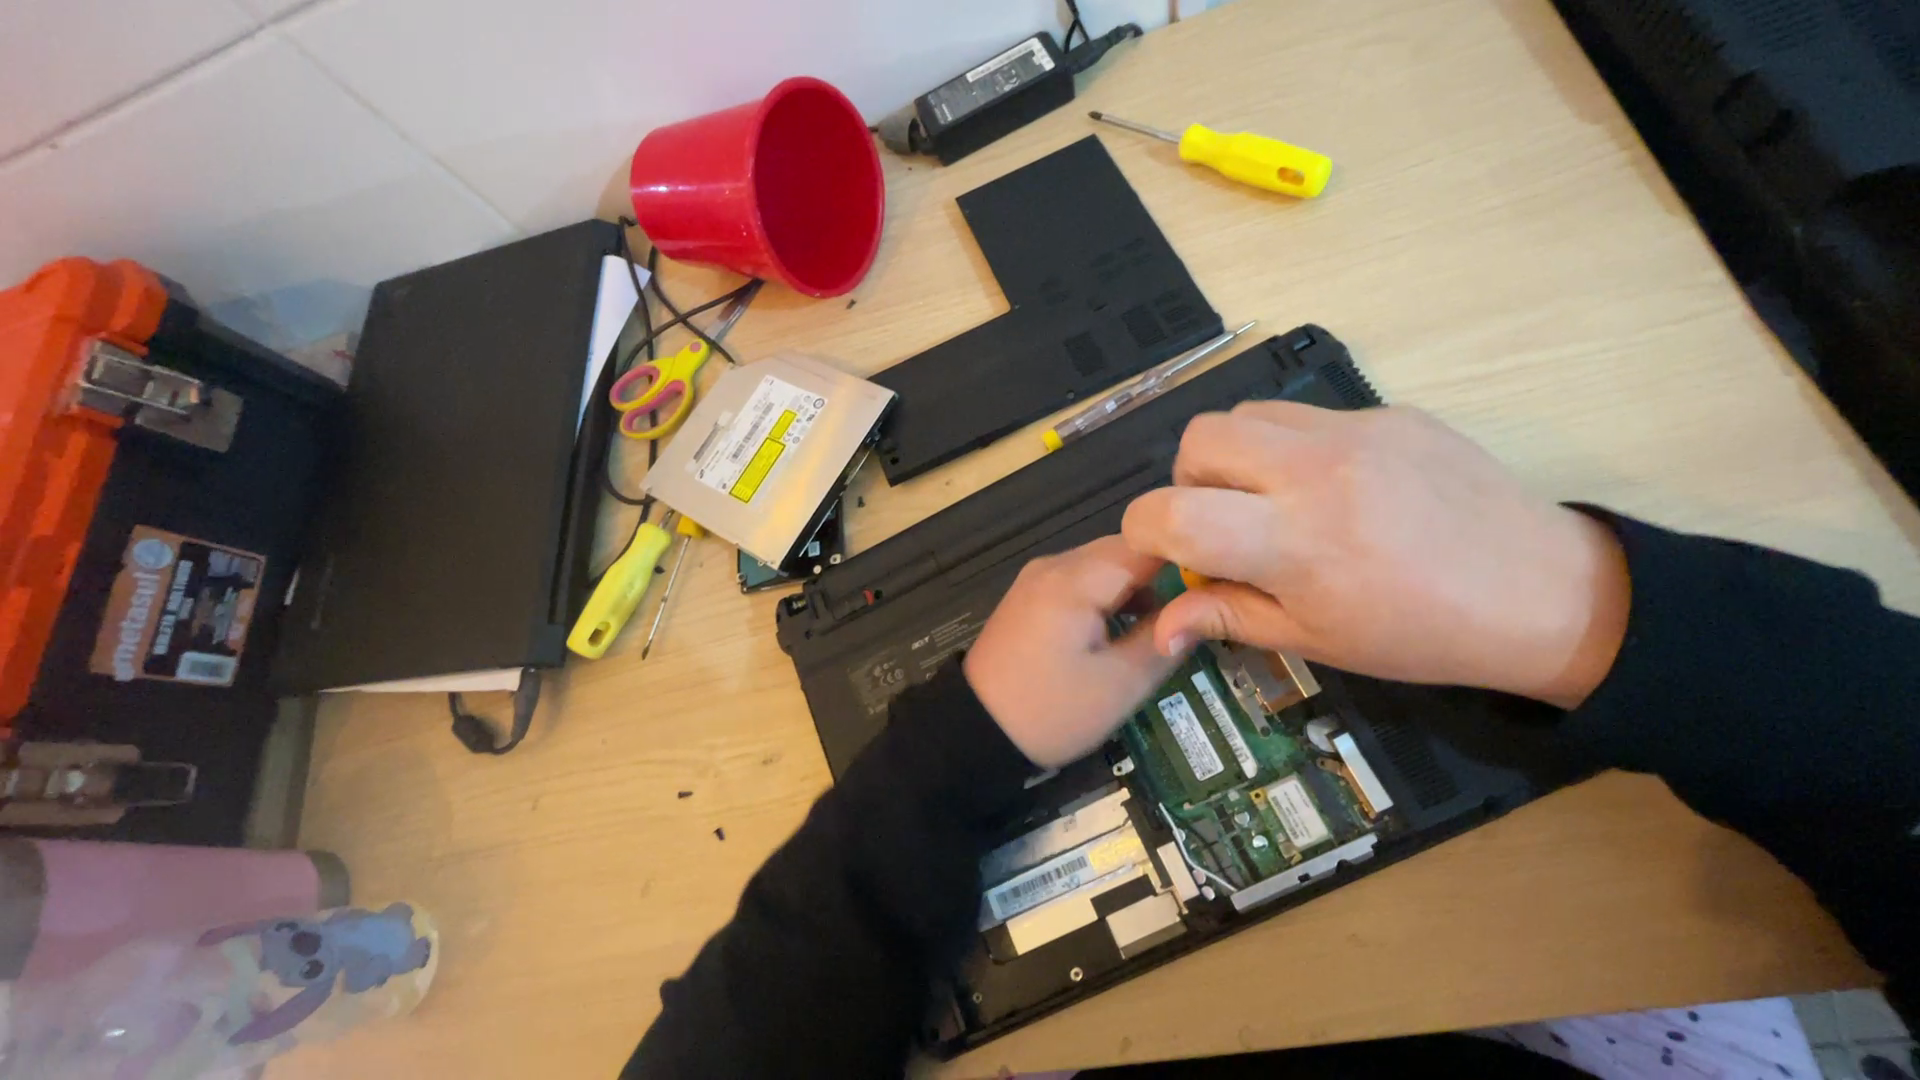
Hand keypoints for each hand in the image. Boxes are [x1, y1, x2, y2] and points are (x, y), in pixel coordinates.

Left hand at [964, 536, 1183, 766]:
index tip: (1224, 581)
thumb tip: (1199, 612)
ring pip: (1103, 566)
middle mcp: (1054, 566)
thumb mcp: (1118, 685)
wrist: (972, 733)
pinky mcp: (1030, 598)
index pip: (1147, 545)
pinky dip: (1109, 596)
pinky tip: (1127, 627)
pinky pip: (1081, 582)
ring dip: (1137, 587)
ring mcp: (1037, 579)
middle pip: (1124, 551)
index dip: (1190, 558)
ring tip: (1172, 620)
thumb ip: (1162, 642)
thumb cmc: (1050, 711)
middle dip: (1165, 573)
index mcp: (1075, 579)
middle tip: (1204, 604)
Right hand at [1121, 404, 1630, 708]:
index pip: (1172, 513)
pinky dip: (1292, 448)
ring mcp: (1356, 432)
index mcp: (1293, 543)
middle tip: (1222, 519)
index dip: (1144, 530)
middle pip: (1200, 437)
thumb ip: (1227, 616)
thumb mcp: (1312, 640)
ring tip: (1271, 498)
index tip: (1161, 549)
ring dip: (1236, 455)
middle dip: (1189, 479)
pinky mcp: (1389, 412)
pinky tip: (1334, 488)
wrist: (1541, 592)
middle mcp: (1314, 472)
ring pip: (1248, 413)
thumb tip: (1161, 624)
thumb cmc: (1418, 634)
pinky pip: (1307, 414)